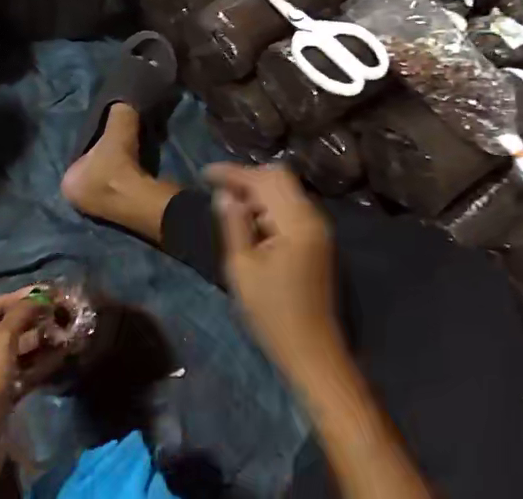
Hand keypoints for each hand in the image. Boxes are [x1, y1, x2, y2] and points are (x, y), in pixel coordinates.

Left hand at [0, 288, 66, 438]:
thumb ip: (20, 314)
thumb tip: (41, 296)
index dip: (25, 295)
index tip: (53, 291)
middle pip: (13, 326)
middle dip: (39, 318)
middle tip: (66, 313)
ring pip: (23, 349)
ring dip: (45, 339)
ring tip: (69, 333)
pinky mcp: (6, 395)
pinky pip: (28, 370)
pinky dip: (44, 361)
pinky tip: (63, 354)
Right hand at [206, 163, 339, 367]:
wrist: (312, 351)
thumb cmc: (272, 314)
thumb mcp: (242, 269)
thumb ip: (234, 225)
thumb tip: (224, 194)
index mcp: (296, 222)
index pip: (264, 180)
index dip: (233, 173)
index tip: (204, 175)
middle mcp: (312, 216)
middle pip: (279, 178)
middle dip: (247, 178)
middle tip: (217, 188)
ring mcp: (318, 228)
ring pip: (287, 191)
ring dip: (259, 192)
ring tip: (230, 205)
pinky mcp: (317, 240)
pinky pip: (291, 207)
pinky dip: (270, 205)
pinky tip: (250, 220)